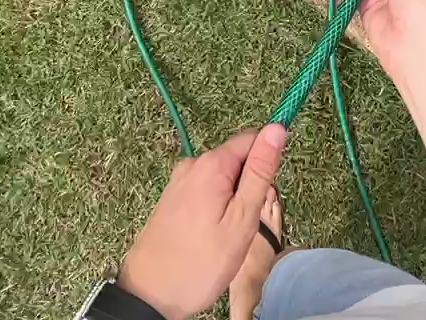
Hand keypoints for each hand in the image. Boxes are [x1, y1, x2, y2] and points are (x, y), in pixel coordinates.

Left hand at [116, 124, 287, 319]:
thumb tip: (277, 128)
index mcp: (212, 164)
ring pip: (221, 177)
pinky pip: (204, 190)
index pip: (252, 139)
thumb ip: (260, 171)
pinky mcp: (172, 198)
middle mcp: (193, 164)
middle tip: (244, 224)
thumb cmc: (201, 262)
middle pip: (236, 159)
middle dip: (248, 185)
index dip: (265, 163)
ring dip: (232, 199)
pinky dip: (215, 207)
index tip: (265, 195)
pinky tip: (210, 236)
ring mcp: (179, 181)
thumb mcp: (242, 218)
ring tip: (227, 235)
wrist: (148, 297)